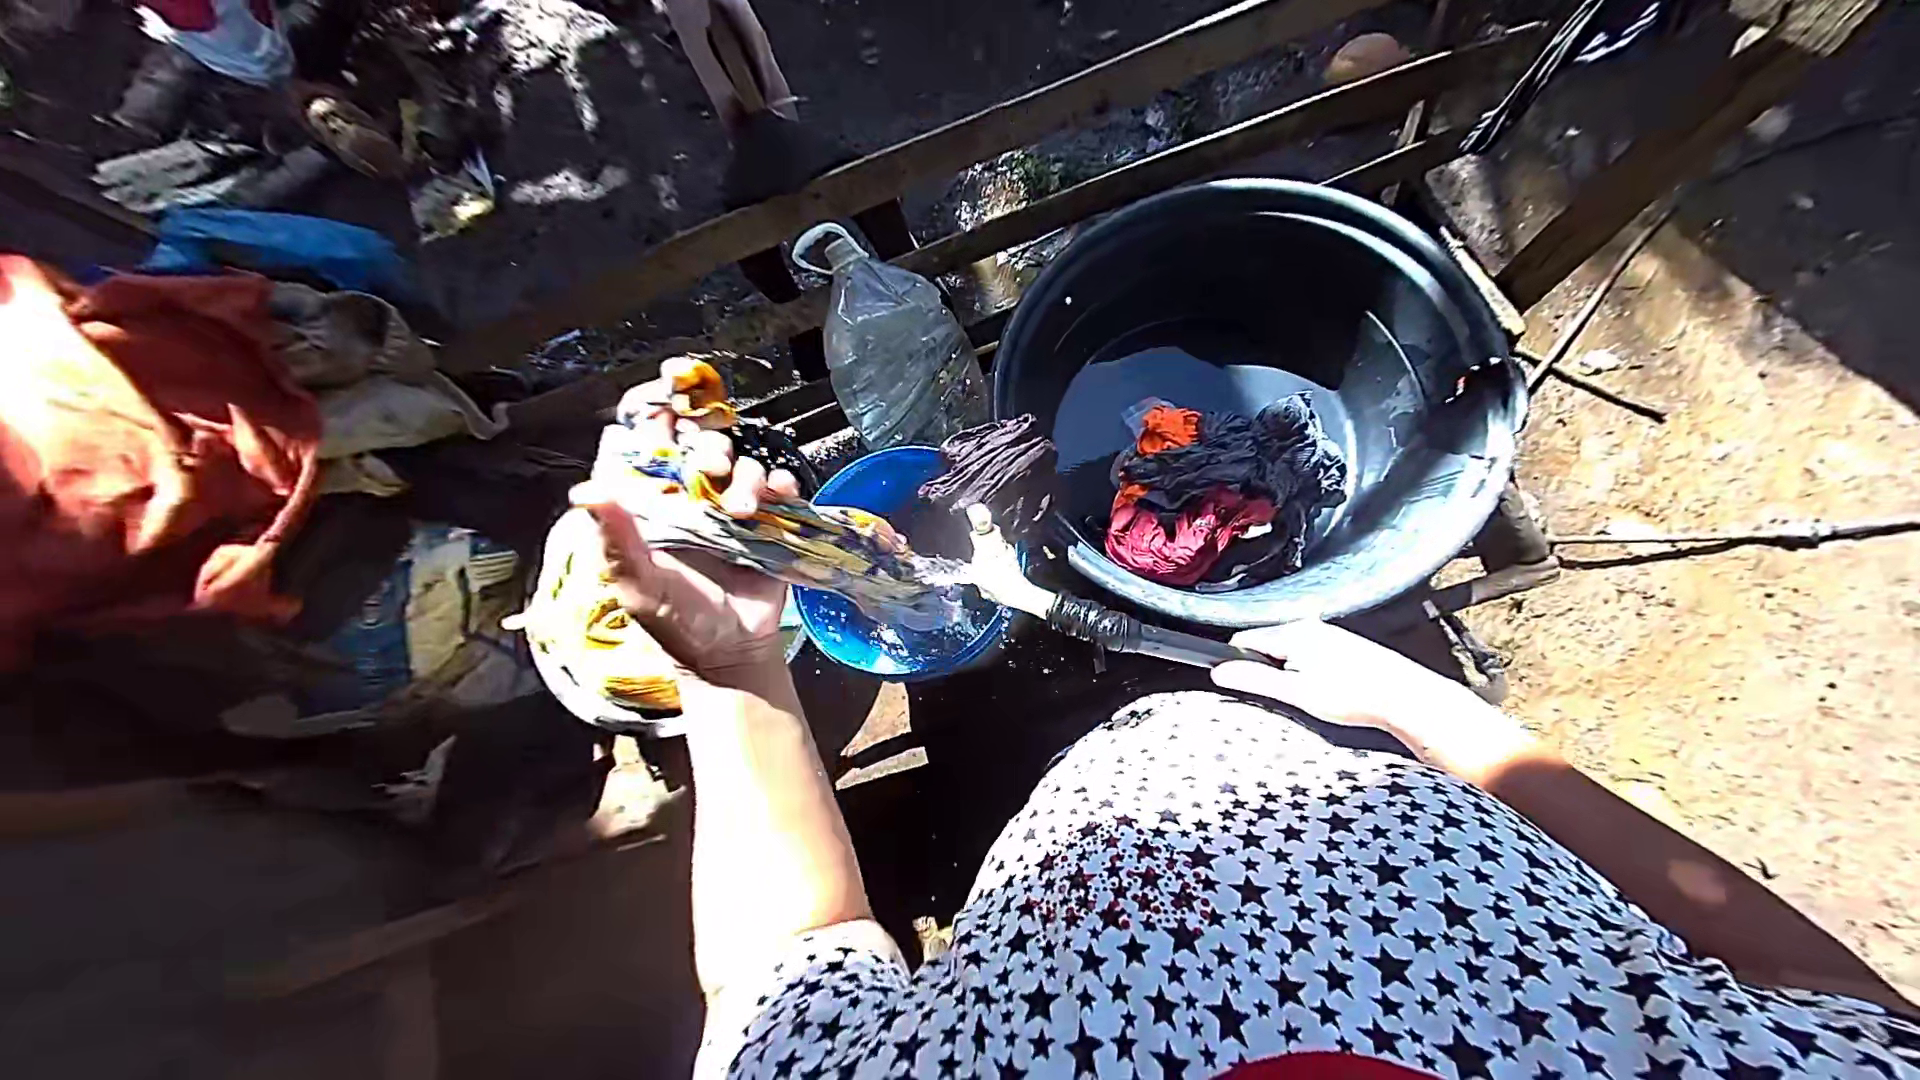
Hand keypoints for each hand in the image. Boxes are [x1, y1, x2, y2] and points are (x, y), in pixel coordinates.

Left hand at [571, 377, 801, 685]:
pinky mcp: (768, 524)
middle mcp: (691, 501)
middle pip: (699, 445)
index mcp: (651, 508)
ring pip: (741, 463)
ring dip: (746, 476)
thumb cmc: (679, 623)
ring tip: (745, 512)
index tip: (665, 402)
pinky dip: (781, 487)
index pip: (645, 449)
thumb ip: (616, 540)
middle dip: (707, 448)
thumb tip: (584, 491)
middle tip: (713, 471)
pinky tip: (779, 498)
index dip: (652, 419)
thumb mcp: (640, 587)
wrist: (732, 652)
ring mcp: (732, 510)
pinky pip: (778, 488)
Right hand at [1211, 621, 1534, 779]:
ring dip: (1290, 669)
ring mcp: (1328, 633)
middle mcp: (1309, 626)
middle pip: (1267, 643)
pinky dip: (1309, 669)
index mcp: (1292, 632)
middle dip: (1266, 667)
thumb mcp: (1297, 692)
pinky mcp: (1343, 644)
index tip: (1243, 682)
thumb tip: (1220, 671)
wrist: (1409, 700)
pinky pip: (1310, 652)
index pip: (1245, 639)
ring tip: (1312, 694)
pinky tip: (1328, 688)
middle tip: (1285, 694)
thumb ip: (1254, 678)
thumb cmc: (1357, 695)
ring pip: (1289, 649)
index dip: (1237, 661)